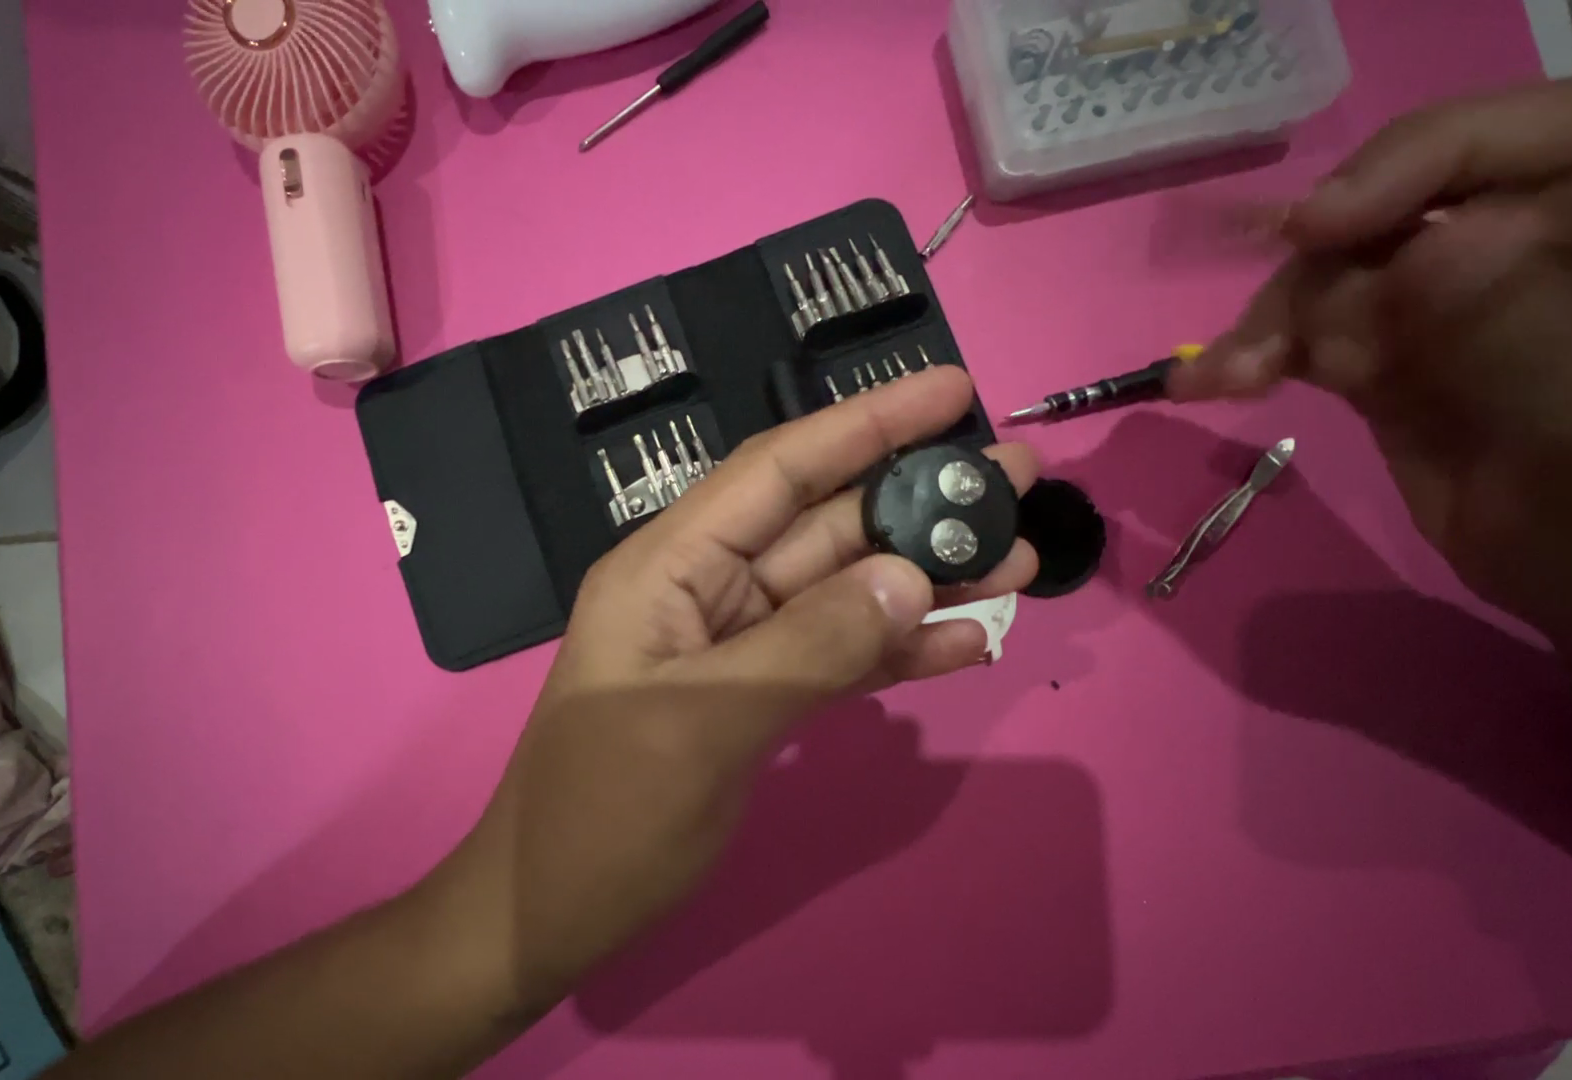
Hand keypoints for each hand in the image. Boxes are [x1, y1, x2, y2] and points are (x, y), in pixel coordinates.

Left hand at [460, 366, 1038, 1013]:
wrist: (553, 910)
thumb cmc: (606, 812)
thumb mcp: (705, 721)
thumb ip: (809, 643)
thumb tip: (911, 577)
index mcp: (670, 564)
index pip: (779, 469)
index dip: (866, 424)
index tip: (952, 390)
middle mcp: (707, 587)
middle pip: (826, 524)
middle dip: (917, 499)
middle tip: (1017, 481)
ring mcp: (738, 643)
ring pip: (845, 589)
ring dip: (926, 575)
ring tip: (1018, 560)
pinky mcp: (760, 696)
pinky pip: (841, 654)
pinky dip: (900, 648)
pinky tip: (967, 643)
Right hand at [1167, 74, 1571, 703]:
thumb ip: (1528, 343)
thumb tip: (1432, 247)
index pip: (1560, 138)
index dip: (1434, 157)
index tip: (1322, 225)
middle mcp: (1556, 248)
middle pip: (1416, 205)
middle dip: (1321, 263)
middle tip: (1258, 339)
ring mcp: (1467, 306)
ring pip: (1345, 272)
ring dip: (1270, 319)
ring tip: (1219, 380)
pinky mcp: (1404, 360)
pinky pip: (1317, 334)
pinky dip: (1257, 354)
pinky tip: (1209, 383)